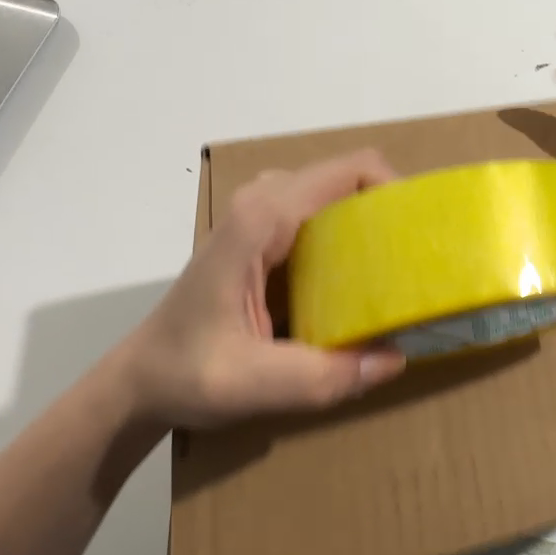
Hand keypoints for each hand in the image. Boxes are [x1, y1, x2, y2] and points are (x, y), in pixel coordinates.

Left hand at [112, 150, 407, 428]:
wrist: (135, 383)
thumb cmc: (184, 374)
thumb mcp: (251, 384)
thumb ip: (323, 377)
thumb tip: (395, 360)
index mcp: (263, 217)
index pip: (350, 170)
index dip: (395, 188)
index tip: (420, 231)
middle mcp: (265, 200)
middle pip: (349, 176)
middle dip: (388, 208)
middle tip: (414, 255)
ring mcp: (262, 212)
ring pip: (337, 192)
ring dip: (370, 221)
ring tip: (393, 266)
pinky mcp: (263, 231)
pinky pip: (322, 211)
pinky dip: (350, 233)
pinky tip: (361, 278)